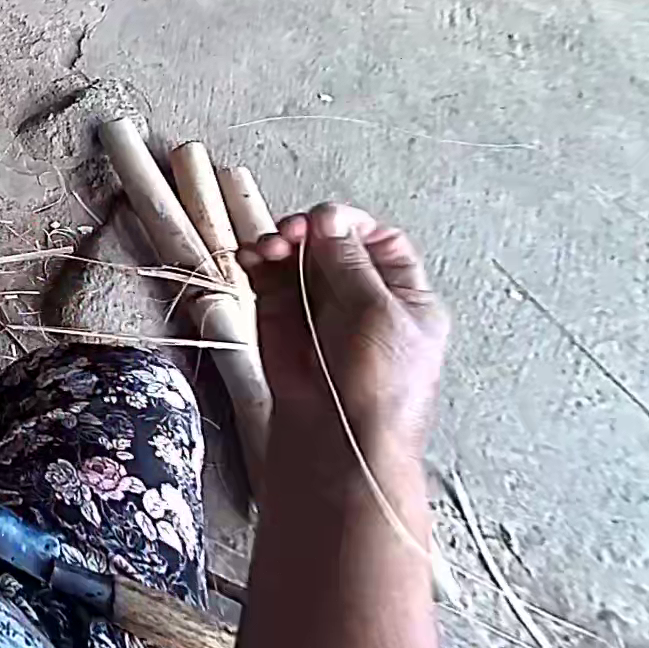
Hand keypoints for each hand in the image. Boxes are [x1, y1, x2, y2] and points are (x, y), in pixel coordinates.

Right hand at [238, 204, 447, 461]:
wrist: (334, 431)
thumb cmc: (376, 384)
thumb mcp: (376, 314)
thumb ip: (349, 261)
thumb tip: (330, 216)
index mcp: (398, 291)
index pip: (375, 240)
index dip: (348, 224)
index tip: (324, 220)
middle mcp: (355, 291)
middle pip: (328, 241)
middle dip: (306, 231)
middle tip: (289, 234)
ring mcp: (315, 300)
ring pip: (293, 253)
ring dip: (276, 243)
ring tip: (265, 249)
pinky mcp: (278, 310)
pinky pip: (265, 273)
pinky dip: (254, 260)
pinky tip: (249, 258)